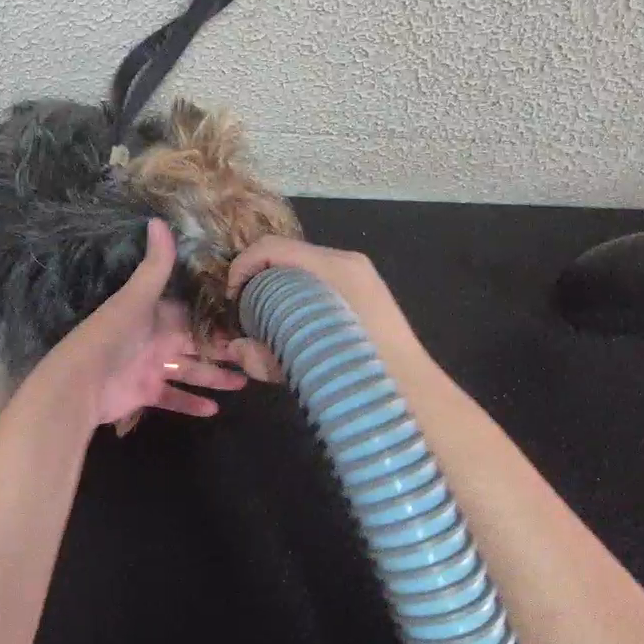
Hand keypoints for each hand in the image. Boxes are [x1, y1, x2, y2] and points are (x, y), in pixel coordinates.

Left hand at [44, 219, 247, 426]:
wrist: (80, 381)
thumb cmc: (111, 335)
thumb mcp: (136, 297)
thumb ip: (155, 266)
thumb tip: (158, 219)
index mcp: (155, 314)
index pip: (191, 311)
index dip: (216, 313)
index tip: (248, 314)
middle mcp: (155, 339)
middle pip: (195, 342)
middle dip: (222, 346)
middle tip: (257, 351)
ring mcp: (150, 367)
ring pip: (190, 371)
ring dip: (214, 376)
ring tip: (245, 380)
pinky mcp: (146, 393)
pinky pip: (173, 398)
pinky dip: (191, 403)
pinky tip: (215, 409)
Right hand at [225, 236, 419, 360]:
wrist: (412, 395)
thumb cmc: (354, 374)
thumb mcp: (297, 365)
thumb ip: (260, 356)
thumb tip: (233, 350)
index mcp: (331, 268)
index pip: (271, 247)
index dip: (241, 266)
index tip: (231, 297)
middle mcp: (347, 262)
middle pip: (287, 253)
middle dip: (258, 275)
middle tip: (245, 308)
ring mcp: (360, 274)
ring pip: (304, 266)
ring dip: (279, 285)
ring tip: (268, 317)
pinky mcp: (367, 290)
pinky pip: (321, 279)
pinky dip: (299, 293)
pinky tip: (296, 323)